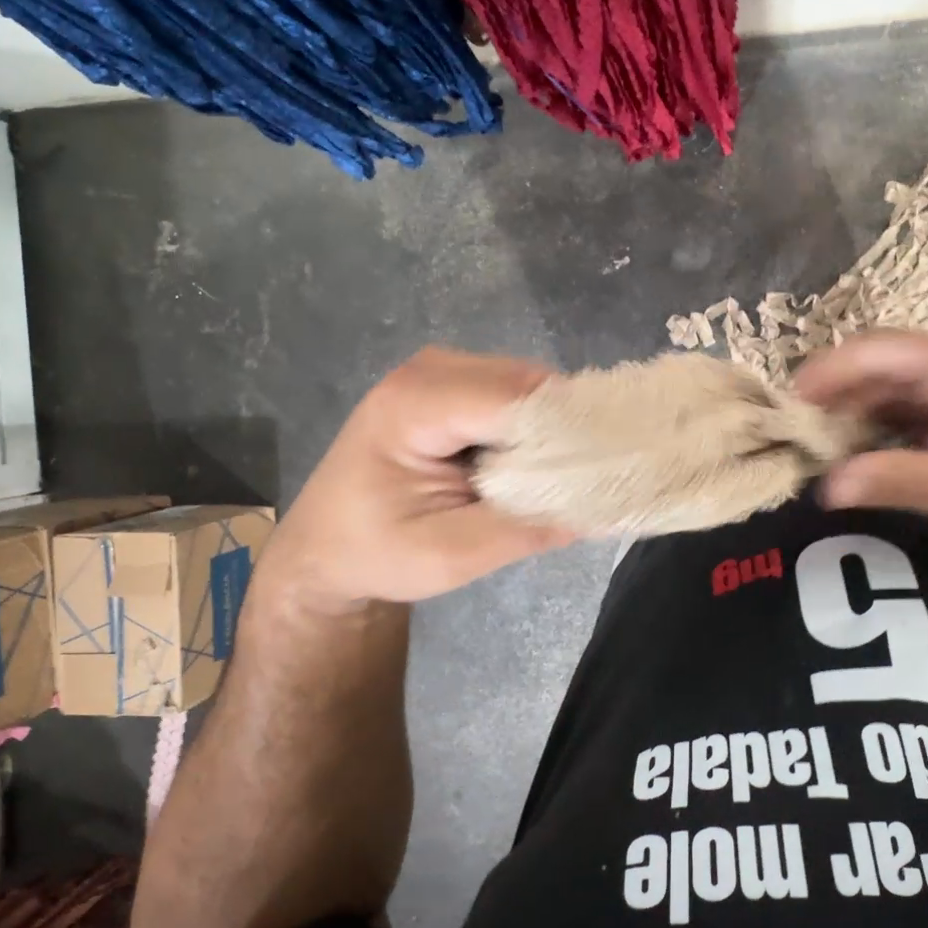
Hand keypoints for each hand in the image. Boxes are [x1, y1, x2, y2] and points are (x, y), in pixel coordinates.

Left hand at [254, 346, 573, 612]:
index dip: (565, 431)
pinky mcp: (448, 383)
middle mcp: (426, 370)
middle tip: (585, 480)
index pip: (515, 399)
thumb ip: (522, 530)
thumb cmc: (374, 555)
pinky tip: (529, 464)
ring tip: (557, 477)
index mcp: (412, 405)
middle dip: (562, 428)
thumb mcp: (448, 556)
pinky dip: (532, 424)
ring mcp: (437, 370)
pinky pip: (512, 390)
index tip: (603, 470)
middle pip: (526, 382)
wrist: (323, 551)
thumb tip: (596, 510)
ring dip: (549, 427)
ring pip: (526, 383)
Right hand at [794, 332, 927, 540]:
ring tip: (816, 446)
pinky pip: (902, 403)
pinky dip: (874, 423)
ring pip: (884, 384)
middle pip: (874, 363)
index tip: (787, 405)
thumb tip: (825, 488)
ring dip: (850, 411)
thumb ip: (893, 481)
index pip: (874, 350)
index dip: (825, 372)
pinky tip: (856, 452)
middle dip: (831, 395)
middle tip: (794, 433)